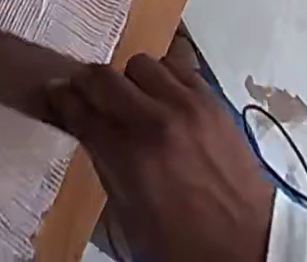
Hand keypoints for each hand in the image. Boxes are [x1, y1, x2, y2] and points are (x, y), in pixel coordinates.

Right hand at [49, 51, 275, 261]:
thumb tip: (85, 128)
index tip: (54, 91)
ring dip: (129, 79)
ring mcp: (187, 105)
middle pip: (103, 77)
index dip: (62, 98)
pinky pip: (176, 65)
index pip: (81, 111)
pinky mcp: (212, 99)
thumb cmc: (185, 246)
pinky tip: (163, 95)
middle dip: (86, 81)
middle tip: (84, 89)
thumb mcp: (130, 220)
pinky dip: (163, 76)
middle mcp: (155, 122)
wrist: (252, 251)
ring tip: (132, 97)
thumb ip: (104, 167)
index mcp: (131, 160)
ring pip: (139, 63)